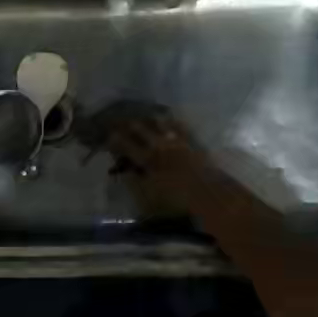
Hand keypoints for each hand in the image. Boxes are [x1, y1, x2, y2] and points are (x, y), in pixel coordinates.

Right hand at [90, 104, 219, 215]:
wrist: (209, 193)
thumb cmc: (176, 200)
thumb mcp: (148, 197)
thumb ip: (135, 183)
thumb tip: (125, 172)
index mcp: (147, 160)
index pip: (127, 147)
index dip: (116, 140)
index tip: (108, 135)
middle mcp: (160, 146)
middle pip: (141, 131)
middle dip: (129, 124)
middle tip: (121, 120)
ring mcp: (177, 142)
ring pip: (161, 125)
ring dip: (151, 120)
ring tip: (145, 115)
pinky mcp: (192, 142)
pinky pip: (181, 128)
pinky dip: (174, 122)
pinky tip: (171, 118)